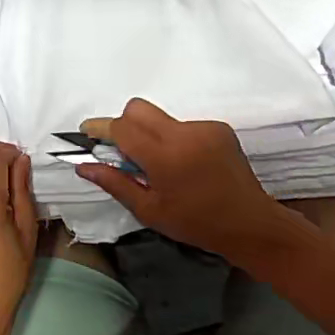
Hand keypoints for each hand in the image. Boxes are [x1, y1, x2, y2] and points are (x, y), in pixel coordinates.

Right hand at [75, 98, 291, 257]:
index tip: (86, 133)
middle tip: (123, 152)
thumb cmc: (195, 223)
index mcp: (165, 157)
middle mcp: (185, 134)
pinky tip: (183, 163)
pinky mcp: (218, 128)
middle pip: (138, 109)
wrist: (251, 225)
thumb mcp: (148, 210)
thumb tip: (83, 166)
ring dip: (149, 134)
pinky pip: (182, 124)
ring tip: (159, 165)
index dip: (100, 128)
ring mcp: (204, 128)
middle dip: (124, 124)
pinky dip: (173, 138)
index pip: (122, 128)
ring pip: (160, 117)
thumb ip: (114, 183)